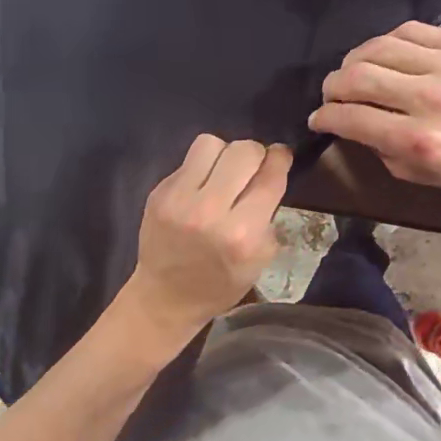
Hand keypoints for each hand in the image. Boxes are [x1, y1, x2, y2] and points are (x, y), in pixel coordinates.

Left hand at [116, 134, 292, 345]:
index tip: (281, 157)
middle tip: (253, 167)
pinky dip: (201, 167)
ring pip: (212, 144)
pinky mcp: (159, 193)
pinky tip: (202, 186)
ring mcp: (179, 199)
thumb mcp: (260, 260)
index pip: (270, 177)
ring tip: (225, 172)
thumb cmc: (221, 283)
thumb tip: (272, 174)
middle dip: (256, 154)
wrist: (166, 296)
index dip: (280, 159)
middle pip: (244, 151)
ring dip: (225, 154)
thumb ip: (269, 216)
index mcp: (242, 234)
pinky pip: (188, 160)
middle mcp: (210, 212)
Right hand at [308, 21, 440, 212]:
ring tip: (353, 71)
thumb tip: (353, 123)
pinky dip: (387, 42)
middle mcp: (431, 98)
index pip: (351, 117)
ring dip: (354, 60)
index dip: (325, 116)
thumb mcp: (420, 176)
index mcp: (418, 140)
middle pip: (358, 76)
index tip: (318, 118)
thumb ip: (381, 149)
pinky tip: (385, 55)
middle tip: (332, 94)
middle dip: (333, 85)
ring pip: (379, 47)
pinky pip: (411, 30)